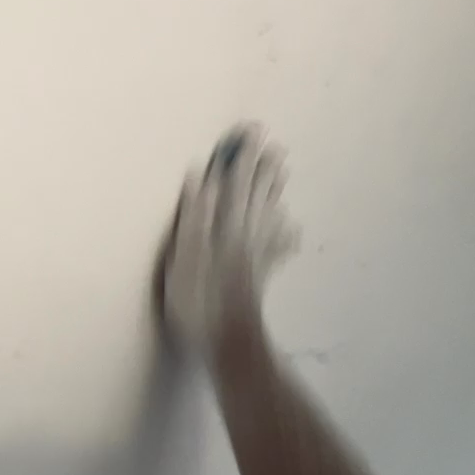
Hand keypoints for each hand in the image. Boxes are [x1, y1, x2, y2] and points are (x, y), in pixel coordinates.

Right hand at [156, 123, 298, 349]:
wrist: (230, 342)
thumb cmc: (197, 300)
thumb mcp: (183, 254)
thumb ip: (193, 212)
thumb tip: (198, 173)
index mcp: (226, 226)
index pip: (235, 183)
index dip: (242, 157)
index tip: (251, 132)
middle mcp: (245, 235)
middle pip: (257, 195)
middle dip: (263, 168)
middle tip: (272, 144)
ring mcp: (256, 256)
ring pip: (269, 215)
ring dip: (274, 191)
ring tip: (282, 172)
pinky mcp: (260, 275)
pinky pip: (277, 246)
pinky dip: (284, 233)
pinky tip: (291, 228)